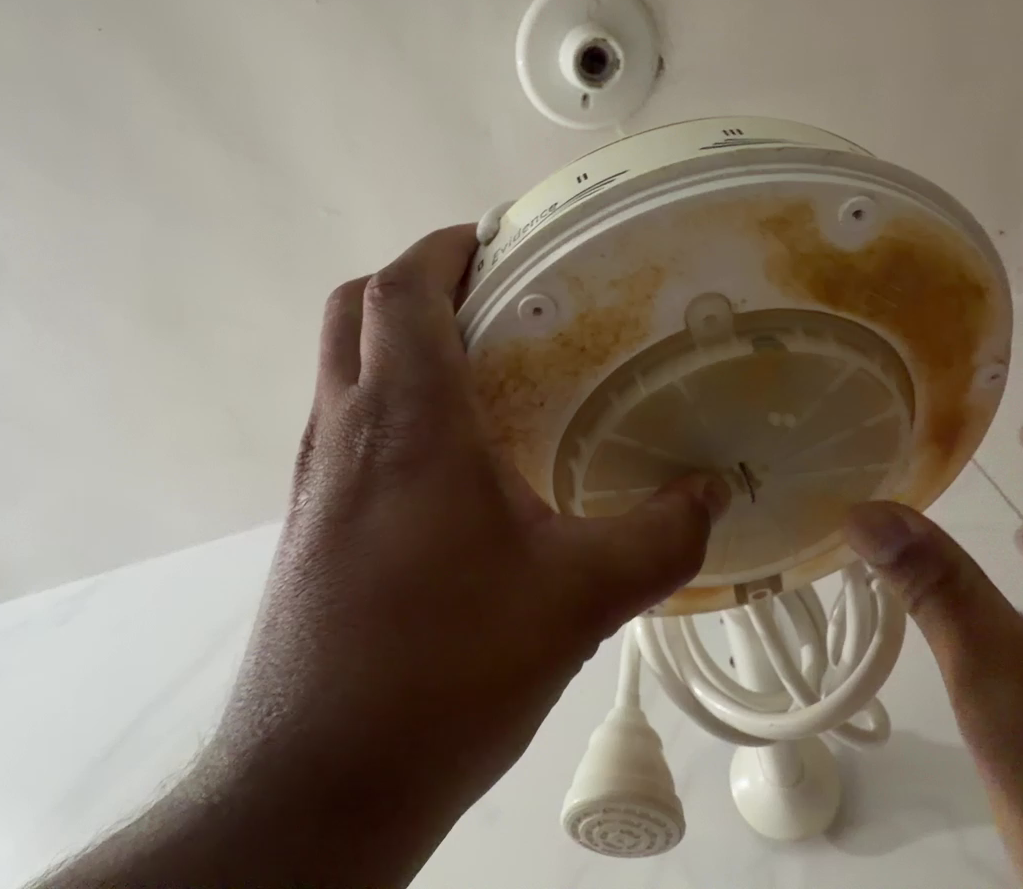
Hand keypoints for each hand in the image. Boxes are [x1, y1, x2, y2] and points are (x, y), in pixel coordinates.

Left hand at [45, 226, 726, 888]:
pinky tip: (455, 461)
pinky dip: (391, 404)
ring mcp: (315, 480)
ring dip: (400, 343)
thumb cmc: (443, 673)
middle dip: (418, 282)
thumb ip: (658, 538)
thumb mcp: (576, 601)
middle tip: (496, 295)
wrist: (318, 781)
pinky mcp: (309, 524)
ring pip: (344, 367)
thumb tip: (714, 494)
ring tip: (486, 368)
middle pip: (354, 311)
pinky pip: (346, 427)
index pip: (400, 289)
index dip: (445, 247)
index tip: (501, 240)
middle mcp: (344, 434)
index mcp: (405, 424)